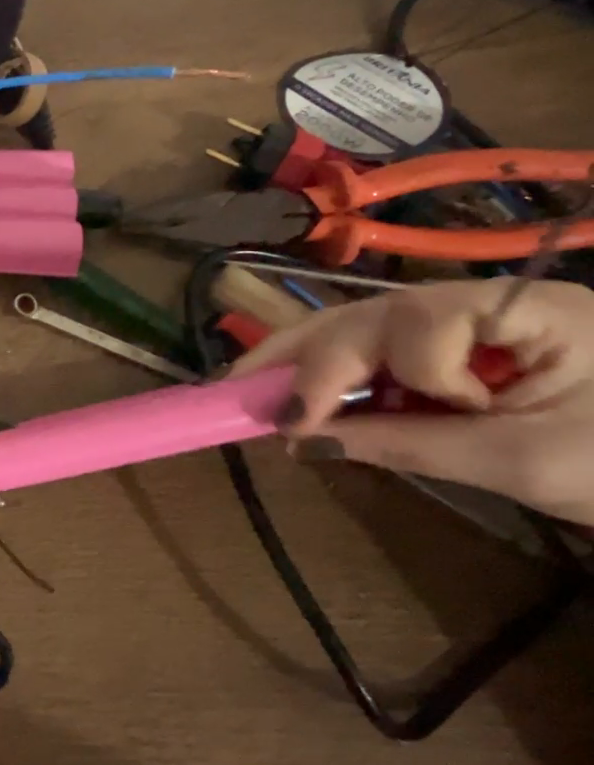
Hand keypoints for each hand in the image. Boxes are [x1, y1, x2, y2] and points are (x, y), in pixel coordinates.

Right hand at [232, 277, 593, 525]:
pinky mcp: (458, 353)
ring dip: (304, 364)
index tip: (320, 426)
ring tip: (247, 391)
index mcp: (526, 310)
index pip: (418, 323)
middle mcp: (485, 302)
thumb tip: (306, 441)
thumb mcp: (523, 463)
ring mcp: (469, 325)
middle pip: (370, 316)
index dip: (366, 370)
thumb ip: (408, 443)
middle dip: (304, 358)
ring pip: (362, 329)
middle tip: (240, 395)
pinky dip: (336, 378)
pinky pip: (379, 354)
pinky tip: (301, 399)